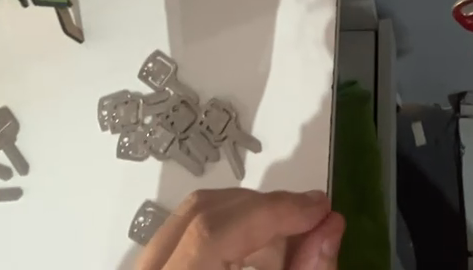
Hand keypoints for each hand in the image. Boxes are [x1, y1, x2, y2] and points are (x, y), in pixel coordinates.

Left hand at [138, 189, 343, 269]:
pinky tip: (256, 250)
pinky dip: (224, 231)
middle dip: (263, 209)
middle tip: (311, 218)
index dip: (272, 213)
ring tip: (287, 233)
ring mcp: (141, 268)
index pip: (212, 234)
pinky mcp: (149, 267)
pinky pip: (180, 234)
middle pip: (201, 214)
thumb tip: (330, 224)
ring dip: (245, 216)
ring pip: (189, 216)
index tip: (320, 209)